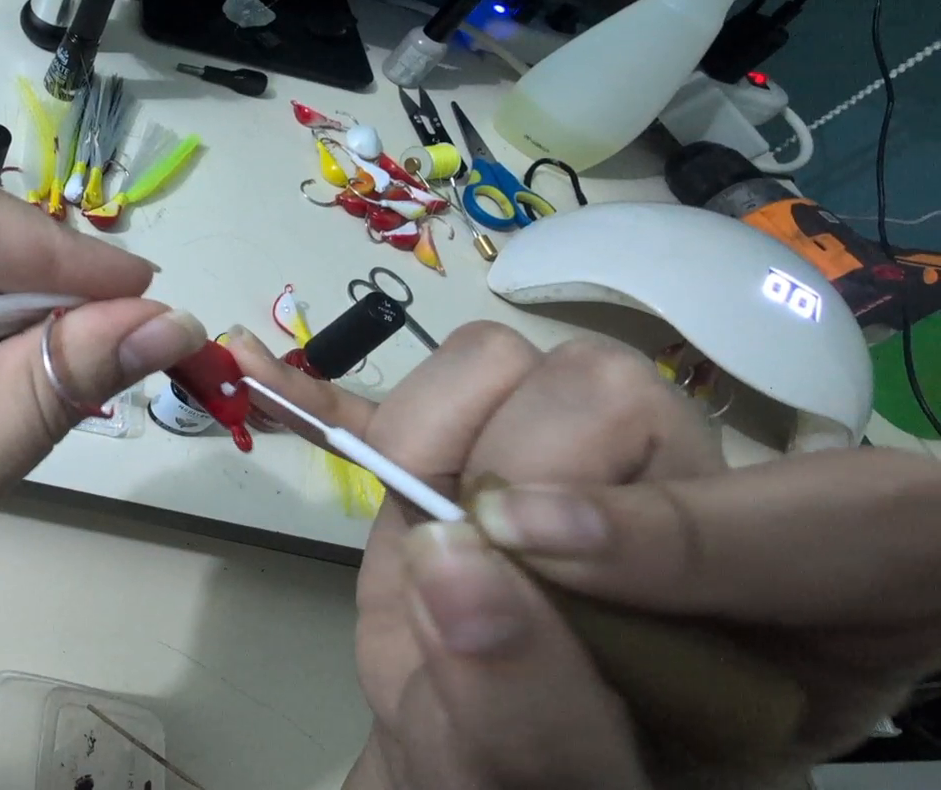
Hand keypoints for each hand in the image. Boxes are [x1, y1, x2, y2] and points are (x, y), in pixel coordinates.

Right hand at [228, 323, 940, 789]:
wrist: (470, 761)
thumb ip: (530, 709)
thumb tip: (454, 560)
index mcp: (805, 607)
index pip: (851, 517)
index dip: (689, 518)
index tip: (525, 550)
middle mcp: (689, 498)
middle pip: (611, 394)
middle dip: (504, 472)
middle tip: (451, 551)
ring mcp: (566, 454)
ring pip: (498, 364)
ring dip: (418, 437)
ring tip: (400, 515)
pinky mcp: (471, 442)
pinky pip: (397, 392)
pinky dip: (326, 391)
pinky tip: (264, 377)